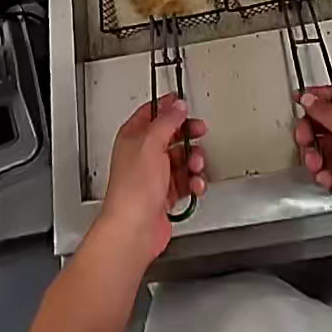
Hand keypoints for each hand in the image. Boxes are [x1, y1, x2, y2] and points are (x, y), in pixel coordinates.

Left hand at [87, 96, 207, 266]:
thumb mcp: (151, 144)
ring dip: (194, 161)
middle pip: (170, 135)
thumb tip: (177, 106)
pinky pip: (185, 181)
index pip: (151, 112)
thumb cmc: (132, 190)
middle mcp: (142, 154)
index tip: (182, 101)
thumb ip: (167, 121)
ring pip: (181, 159)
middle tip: (199, 131)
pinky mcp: (164, 195)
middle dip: (188, 134)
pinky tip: (195, 185)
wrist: (134, 230)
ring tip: (196, 165)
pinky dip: (194, 182)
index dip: (167, 105)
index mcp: (132, 137)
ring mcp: (153, 176)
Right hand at [294, 86, 331, 239]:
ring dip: (314, 157)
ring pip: (323, 149)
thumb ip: (326, 112)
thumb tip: (310, 98)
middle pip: (323, 123)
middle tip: (305, 139)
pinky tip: (328, 179)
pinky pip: (327, 170)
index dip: (316, 95)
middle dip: (309, 132)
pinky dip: (323, 174)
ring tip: (318, 165)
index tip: (299, 99)